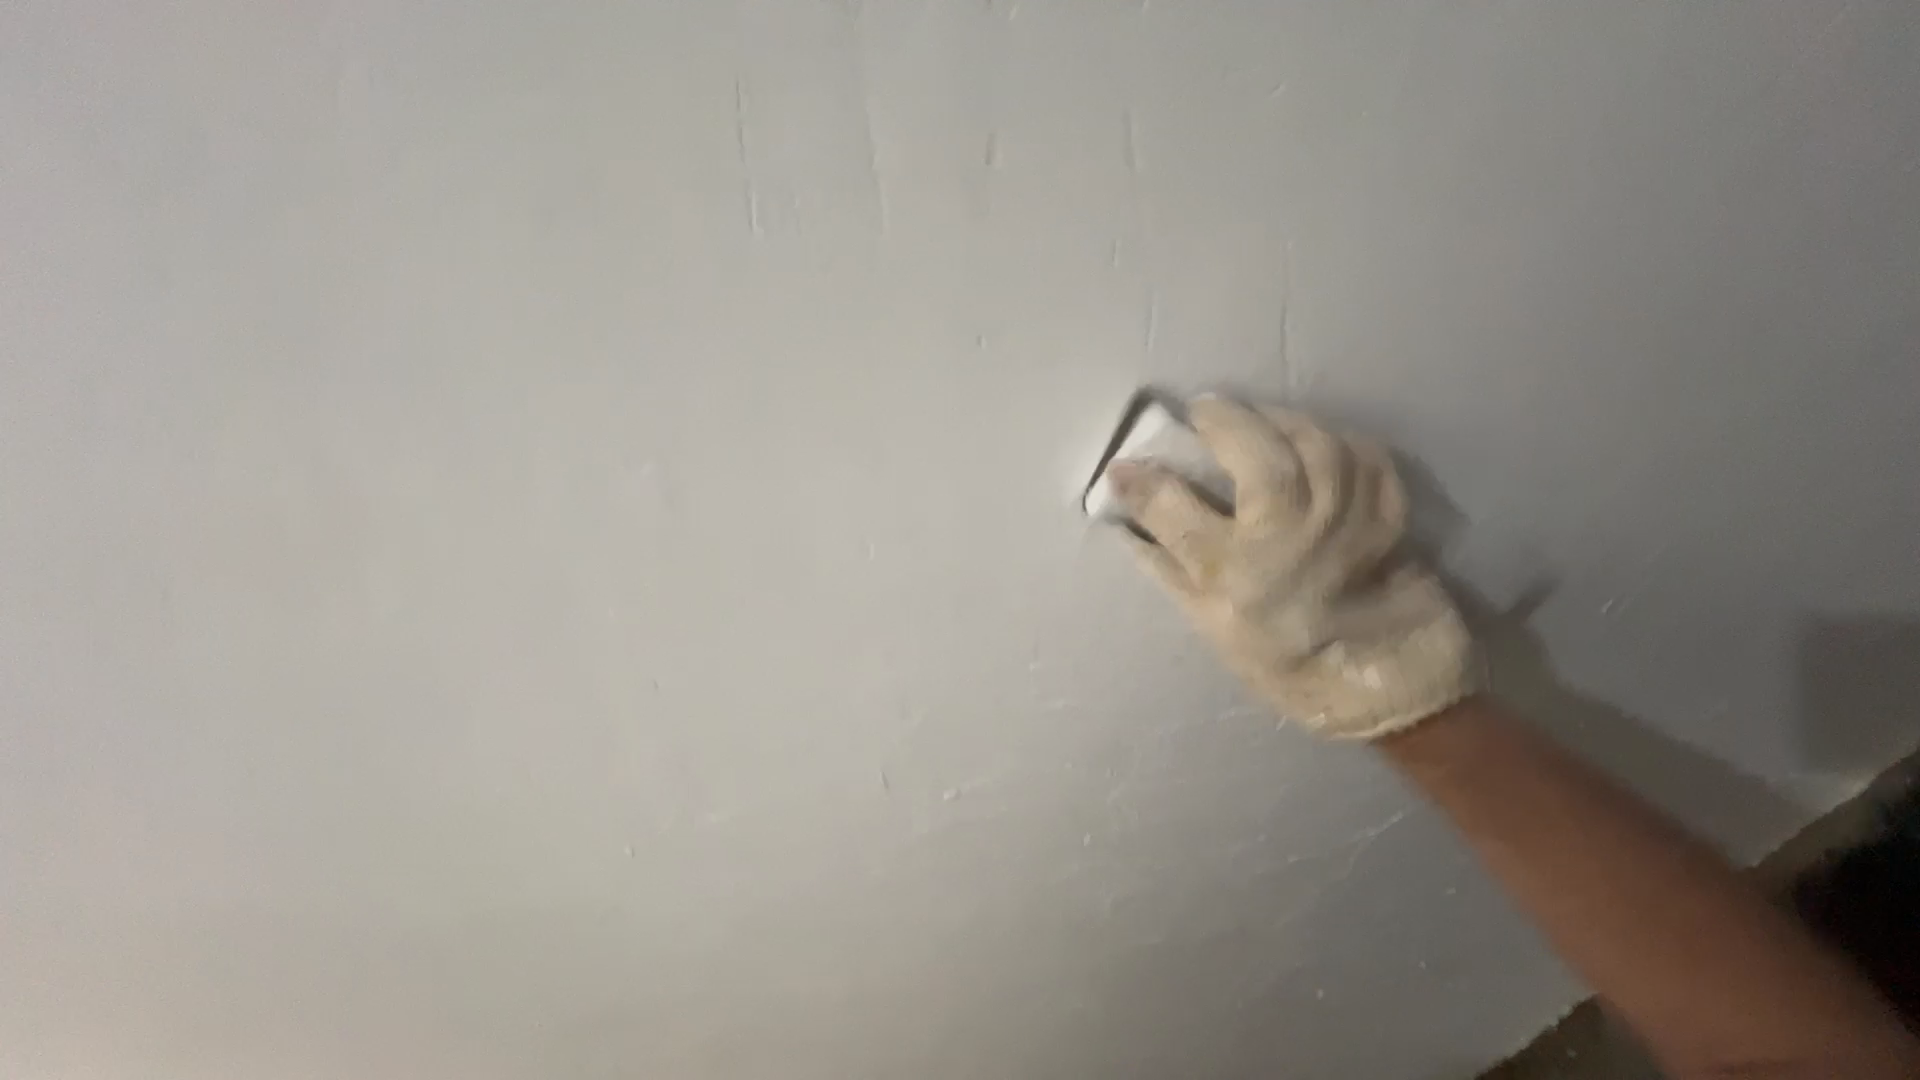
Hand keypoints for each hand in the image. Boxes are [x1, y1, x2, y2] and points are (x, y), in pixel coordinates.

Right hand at [1108, 397, 1476, 738]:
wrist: (1378, 677)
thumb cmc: (1280, 654)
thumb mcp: (1205, 618)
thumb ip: (1164, 562)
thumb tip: (1125, 511)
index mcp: (1240, 574)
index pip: (1176, 510)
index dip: (1141, 481)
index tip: (1121, 466)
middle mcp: (1293, 539)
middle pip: (1259, 458)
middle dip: (1225, 421)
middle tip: (1202, 411)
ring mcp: (1348, 521)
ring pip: (1315, 443)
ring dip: (1277, 420)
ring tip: (1254, 419)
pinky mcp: (1388, 514)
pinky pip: (1362, 454)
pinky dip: (1333, 438)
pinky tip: (1310, 440)